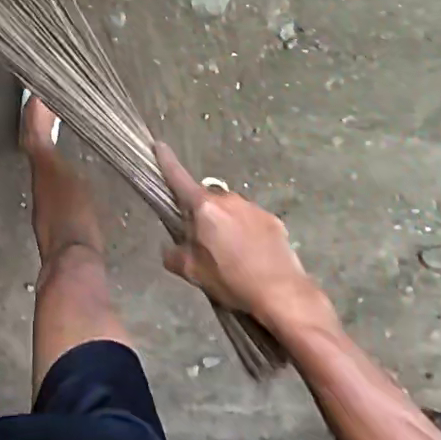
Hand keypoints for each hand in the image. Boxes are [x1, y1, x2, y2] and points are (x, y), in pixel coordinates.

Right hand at [154, 143, 338, 331]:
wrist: (282, 294)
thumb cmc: (230, 279)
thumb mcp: (192, 272)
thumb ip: (173, 255)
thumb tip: (170, 249)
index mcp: (204, 207)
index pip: (179, 178)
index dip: (166, 161)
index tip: (158, 145)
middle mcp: (228, 200)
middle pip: (205, 200)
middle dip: (200, 213)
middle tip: (202, 241)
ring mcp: (253, 208)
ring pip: (229, 210)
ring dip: (224, 223)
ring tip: (230, 253)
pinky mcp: (273, 220)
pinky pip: (250, 220)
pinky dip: (245, 232)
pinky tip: (251, 256)